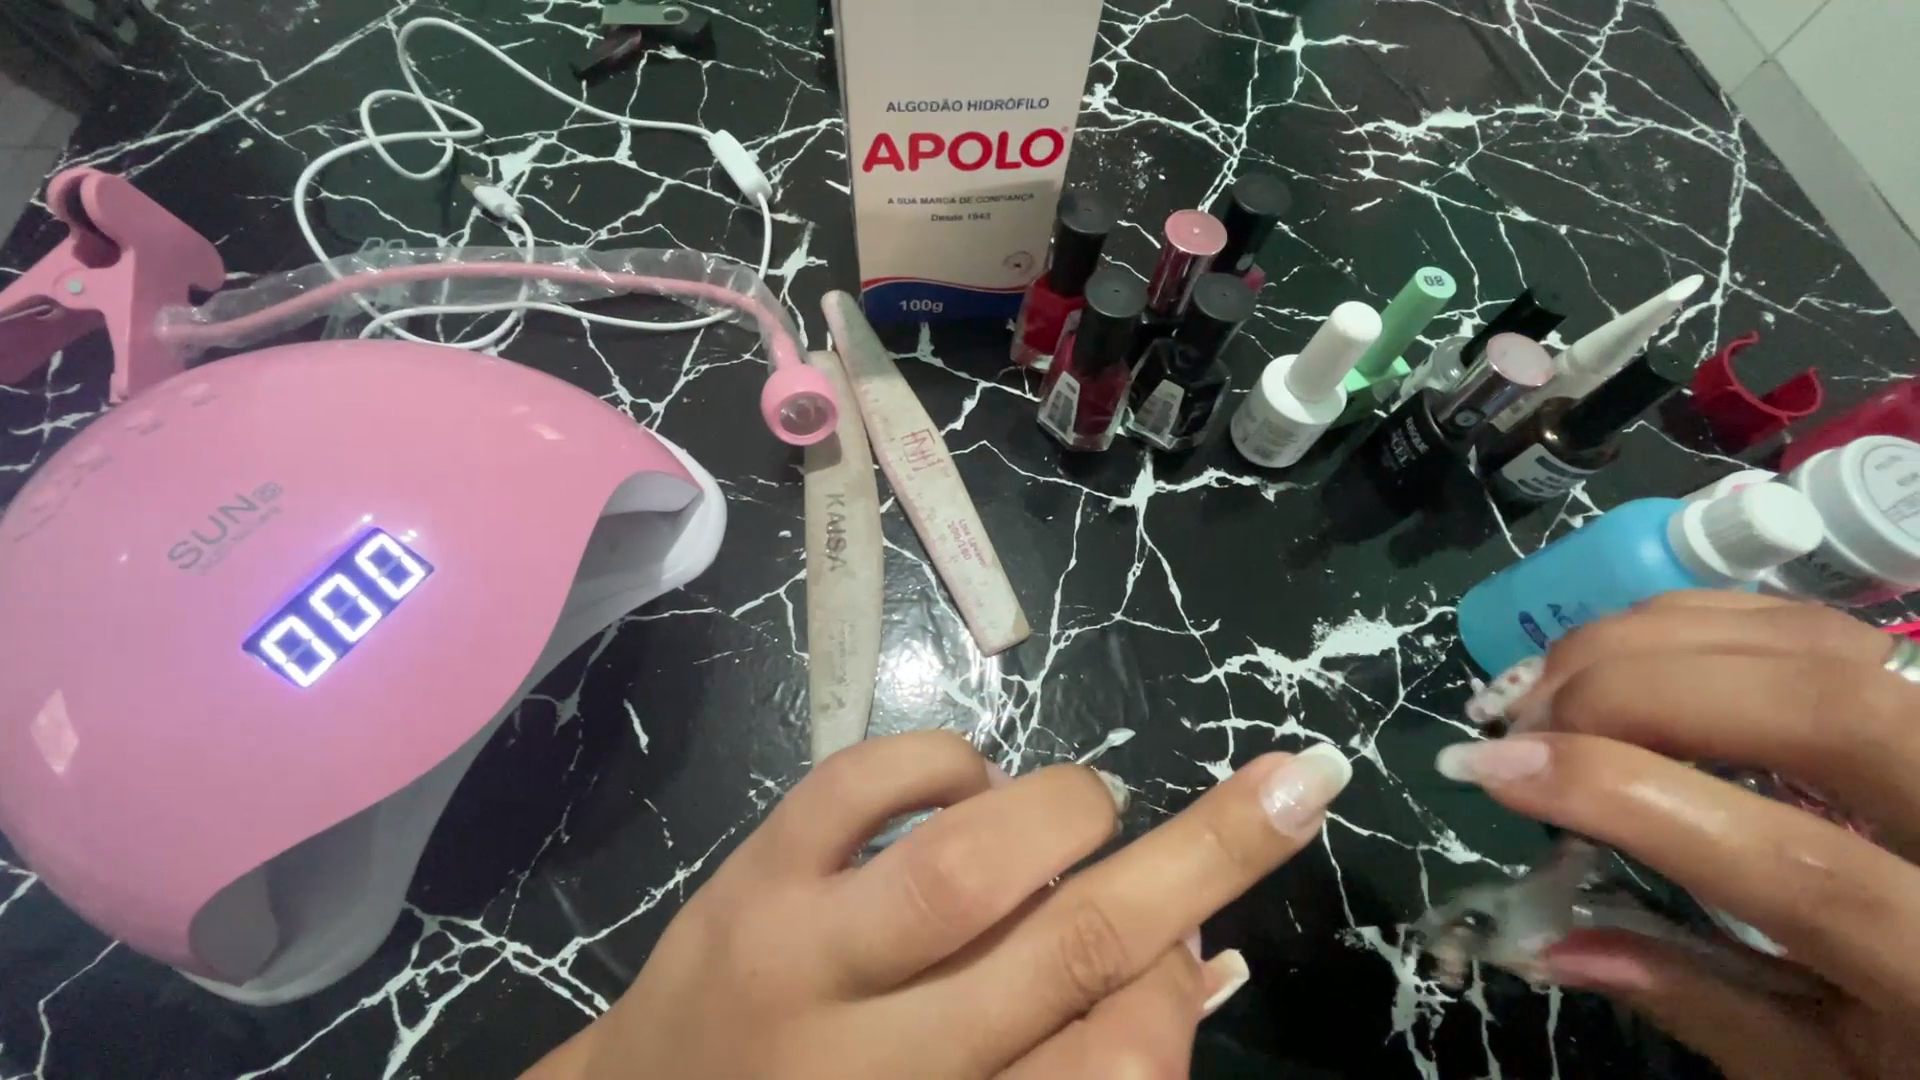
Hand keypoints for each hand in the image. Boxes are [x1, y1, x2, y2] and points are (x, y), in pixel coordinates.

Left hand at [524, 730, 1354, 1078]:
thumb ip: (1077, 1062)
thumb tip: (1190, 960)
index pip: (1113, 1071)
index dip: (1183, 989)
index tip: (1218, 925)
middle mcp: (874, 1068)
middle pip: (1068, 952)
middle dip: (1204, 854)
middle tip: (1285, 787)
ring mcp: (796, 958)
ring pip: (967, 862)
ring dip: (1063, 810)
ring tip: (1089, 807)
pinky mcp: (746, 877)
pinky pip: (859, 784)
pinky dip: (940, 762)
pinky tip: (965, 782)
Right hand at [1447, 591, 1919, 1078]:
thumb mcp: (1837, 1075)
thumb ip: (1701, 1005)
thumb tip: (1539, 944)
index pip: (1795, 866)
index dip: (1620, 797)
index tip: (1488, 769)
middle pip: (1817, 705)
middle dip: (1624, 694)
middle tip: (1521, 723)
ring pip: (1800, 641)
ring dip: (1636, 646)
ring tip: (1549, 690)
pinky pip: (1794, 619)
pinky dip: (1681, 623)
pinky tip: (1617, 661)